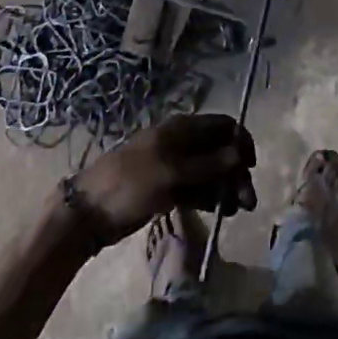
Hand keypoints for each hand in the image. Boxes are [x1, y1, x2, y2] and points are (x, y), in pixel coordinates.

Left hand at [72, 114, 256, 243]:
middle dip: (236, 172)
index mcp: (182, 129)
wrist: (87, 213)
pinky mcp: (169, 188)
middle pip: (220, 151)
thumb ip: (207, 165)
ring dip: (227, 187)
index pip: (223, 125)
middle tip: (248, 201)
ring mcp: (176, 166)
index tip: (250, 166)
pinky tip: (221, 212)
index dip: (240, 141)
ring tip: (237, 211)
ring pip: (211, 172)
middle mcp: (182, 143)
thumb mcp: (170, 173)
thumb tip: (239, 154)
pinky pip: (199, 188)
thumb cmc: (129, 184)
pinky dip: (211, 197)